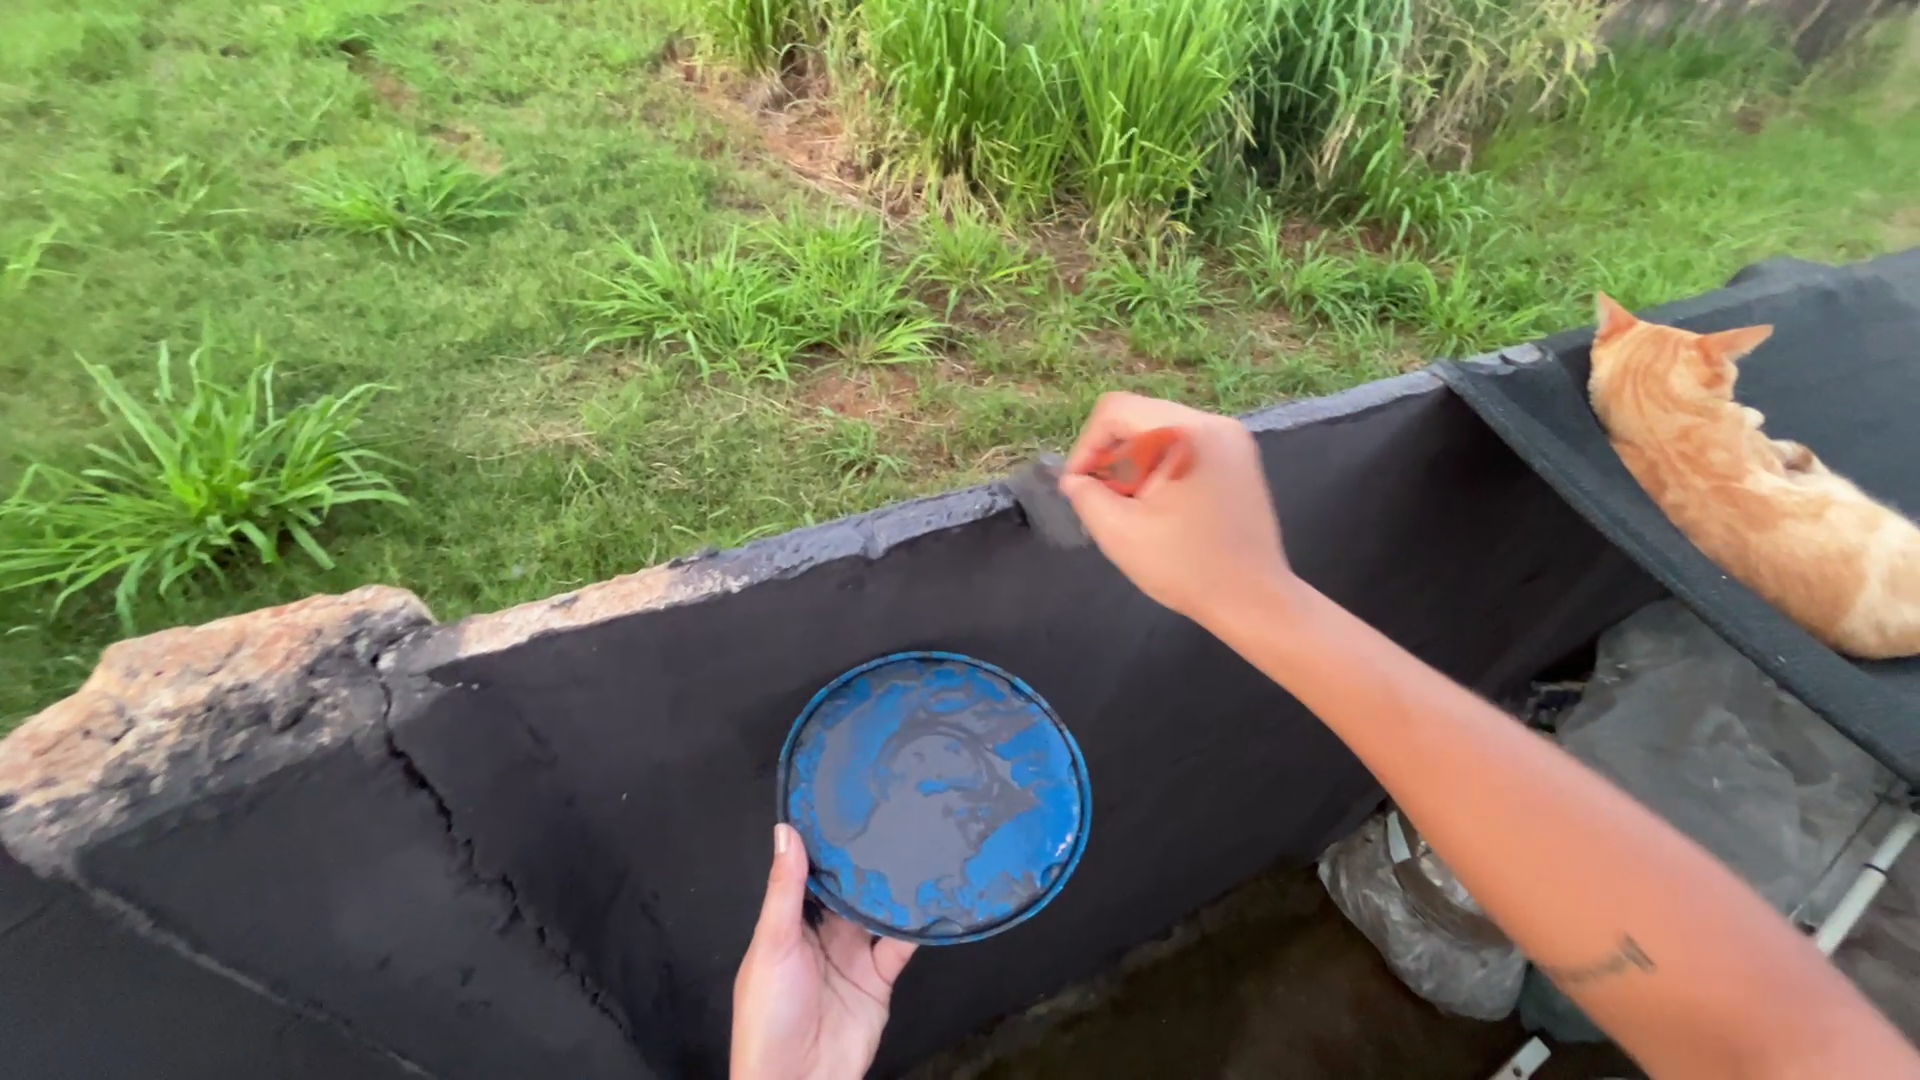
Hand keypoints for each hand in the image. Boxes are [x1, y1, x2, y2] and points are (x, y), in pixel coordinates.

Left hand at [731, 824, 916, 1079]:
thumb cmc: (770, 1014)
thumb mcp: (773, 946)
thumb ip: (785, 890)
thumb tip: (786, 830)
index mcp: (790, 923)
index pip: (810, 872)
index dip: (825, 841)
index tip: (846, 800)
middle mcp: (824, 933)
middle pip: (848, 888)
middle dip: (865, 858)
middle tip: (891, 811)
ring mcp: (853, 954)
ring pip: (877, 909)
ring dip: (893, 884)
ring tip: (916, 841)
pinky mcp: (880, 976)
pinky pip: (901, 943)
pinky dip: (916, 923)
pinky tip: (932, 895)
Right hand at [1059, 392, 1295, 627]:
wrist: (1251, 598)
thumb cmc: (1184, 567)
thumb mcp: (1119, 532)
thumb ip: (1086, 495)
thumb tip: (1074, 479)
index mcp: (1185, 434)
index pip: (1115, 410)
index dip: (1087, 446)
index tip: (1081, 486)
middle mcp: (1214, 423)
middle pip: (1139, 417)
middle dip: (1111, 457)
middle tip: (1106, 501)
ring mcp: (1232, 439)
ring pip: (1159, 432)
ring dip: (1134, 464)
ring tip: (1132, 506)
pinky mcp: (1238, 459)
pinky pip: (1183, 446)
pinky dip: (1160, 468)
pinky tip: (1160, 506)